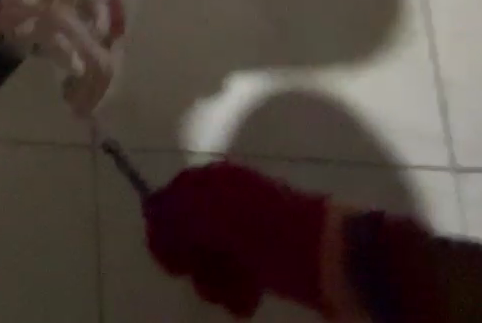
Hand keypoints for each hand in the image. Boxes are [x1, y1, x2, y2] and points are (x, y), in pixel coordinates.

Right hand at [142, 161, 331, 318]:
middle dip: (192, 260)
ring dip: (214, 279)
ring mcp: (248, 227)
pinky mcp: (268, 255)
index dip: (164, 231)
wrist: (332, 256)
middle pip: (189, 232)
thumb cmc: (262, 234)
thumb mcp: (207, 218)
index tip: (172, 263)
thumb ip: (171, 212)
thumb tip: (149, 210)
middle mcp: (225, 198)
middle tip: (201, 277)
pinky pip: (237, 269)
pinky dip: (236, 286)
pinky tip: (246, 300)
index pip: (168, 200)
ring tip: (233, 296)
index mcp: (210, 180)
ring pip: (212, 256)